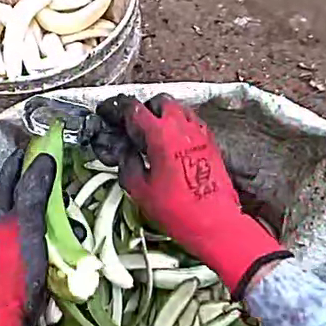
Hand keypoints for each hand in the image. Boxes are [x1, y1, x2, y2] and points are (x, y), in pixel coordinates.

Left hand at [0, 152, 57, 325]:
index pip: (11, 169)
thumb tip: (43, 157)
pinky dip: (53, 228)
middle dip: (45, 182)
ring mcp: (8, 234)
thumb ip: (34, 189)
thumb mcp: (28, 222)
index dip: (29, 154)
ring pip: (34, 208)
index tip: (50, 142)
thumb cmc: (16, 266)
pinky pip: (39, 229)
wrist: (10, 313)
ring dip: (52, 207)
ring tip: (67, 212)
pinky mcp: (20, 251)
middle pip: (24, 187)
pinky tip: (65, 236)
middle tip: (65, 179)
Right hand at [96, 93, 290, 295]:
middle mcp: (182, 129)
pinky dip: (179, 127)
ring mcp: (200, 135)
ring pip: (179, 110)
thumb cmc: (180, 209)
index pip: (135, 109)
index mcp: (161, 135)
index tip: (110, 112)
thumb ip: (128, 165)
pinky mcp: (211, 145)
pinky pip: (192, 124)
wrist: (215, 224)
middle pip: (160, 101)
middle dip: (144, 108)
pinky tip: (171, 144)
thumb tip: (126, 156)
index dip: (118, 108)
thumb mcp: (140, 189)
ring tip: (152, 132)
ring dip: (164, 115)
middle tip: (133, 123)